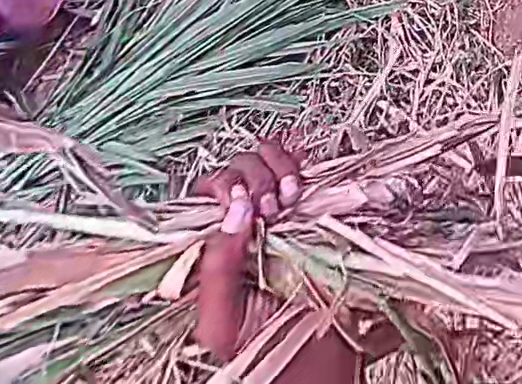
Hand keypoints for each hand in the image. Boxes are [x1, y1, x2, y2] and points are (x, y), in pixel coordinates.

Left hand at [193, 143, 357, 382]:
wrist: (312, 361)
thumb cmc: (258, 347)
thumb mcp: (222, 320)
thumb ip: (218, 268)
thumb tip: (237, 210)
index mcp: (216, 243)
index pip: (209, 190)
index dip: (225, 187)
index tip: (244, 205)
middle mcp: (244, 219)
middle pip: (238, 168)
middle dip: (254, 179)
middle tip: (271, 209)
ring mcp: (276, 207)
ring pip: (266, 159)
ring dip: (277, 169)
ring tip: (289, 198)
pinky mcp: (306, 201)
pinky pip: (298, 164)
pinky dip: (298, 163)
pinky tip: (301, 184)